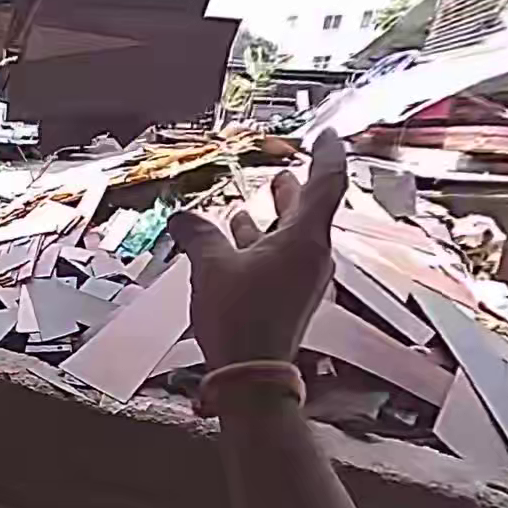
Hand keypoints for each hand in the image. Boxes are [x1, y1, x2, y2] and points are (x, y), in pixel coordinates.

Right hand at [165, 130, 348, 366]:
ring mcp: (304, 280)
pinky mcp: (290, 301)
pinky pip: (281, 263)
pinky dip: (262, 249)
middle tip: (279, 176)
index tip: (323, 136)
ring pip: (291, 239)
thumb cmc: (238, 316)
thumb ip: (198, 236)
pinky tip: (238, 252)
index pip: (326, 182)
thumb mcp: (211, 268)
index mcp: (303, 239)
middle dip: (290, 192)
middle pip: (307, 212)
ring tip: (249, 210)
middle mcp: (313, 256)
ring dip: (271, 222)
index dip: (325, 154)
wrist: (250, 371)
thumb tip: (182, 216)